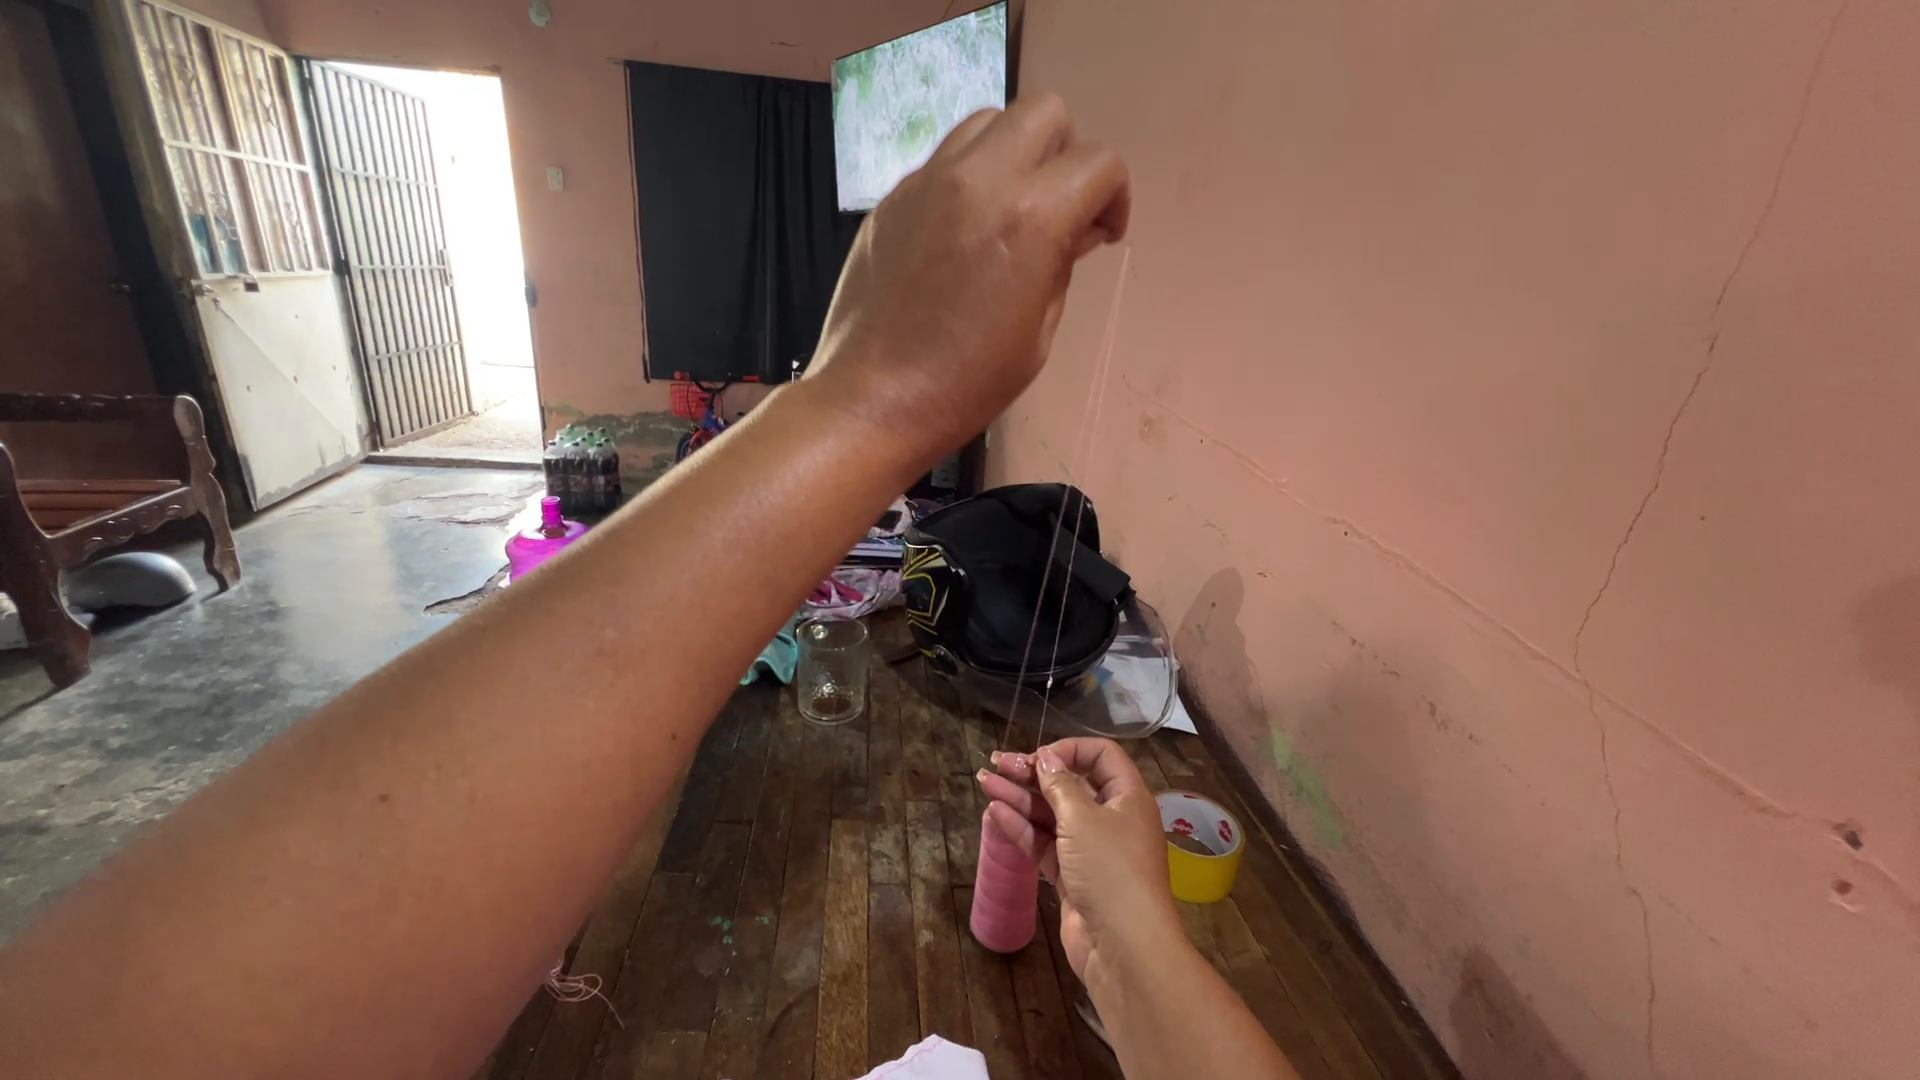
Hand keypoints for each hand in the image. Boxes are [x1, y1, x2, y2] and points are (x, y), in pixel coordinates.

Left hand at [807, 94, 1130, 471]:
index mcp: (1030, 218)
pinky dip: (968, 179)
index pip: (1099, 162)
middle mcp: (980, 179)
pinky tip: (960, 234)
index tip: (1102, 234)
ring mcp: (928, 182)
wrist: (875, 399)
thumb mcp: (1037, 335)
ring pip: (988, 122)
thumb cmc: (967, 385)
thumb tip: (1077, 229)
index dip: (1115, 196)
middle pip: (1044, 112)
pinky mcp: (893, 198)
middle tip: (1058, 209)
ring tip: (1008, 211)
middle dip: (1066, 154)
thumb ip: (1062, 265)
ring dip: (1014, 154)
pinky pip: (944, 161)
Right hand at [977, 739, 1177, 985]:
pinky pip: (1044, 842)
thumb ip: (1060, 785)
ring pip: (1052, 814)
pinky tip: (995, 812)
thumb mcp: (1083, 817)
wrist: (1124, 948)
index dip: (1070, 750)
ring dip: (1020, 797)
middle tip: (999, 763)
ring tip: (984, 781)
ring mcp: (1090, 848)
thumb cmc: (1111, 870)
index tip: (1039, 757)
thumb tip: (1046, 757)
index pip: (1101, 756)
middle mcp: (1111, 817)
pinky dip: (1021, 827)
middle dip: (1034, 772)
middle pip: (1070, 784)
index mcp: (1127, 796)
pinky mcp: (1072, 876)